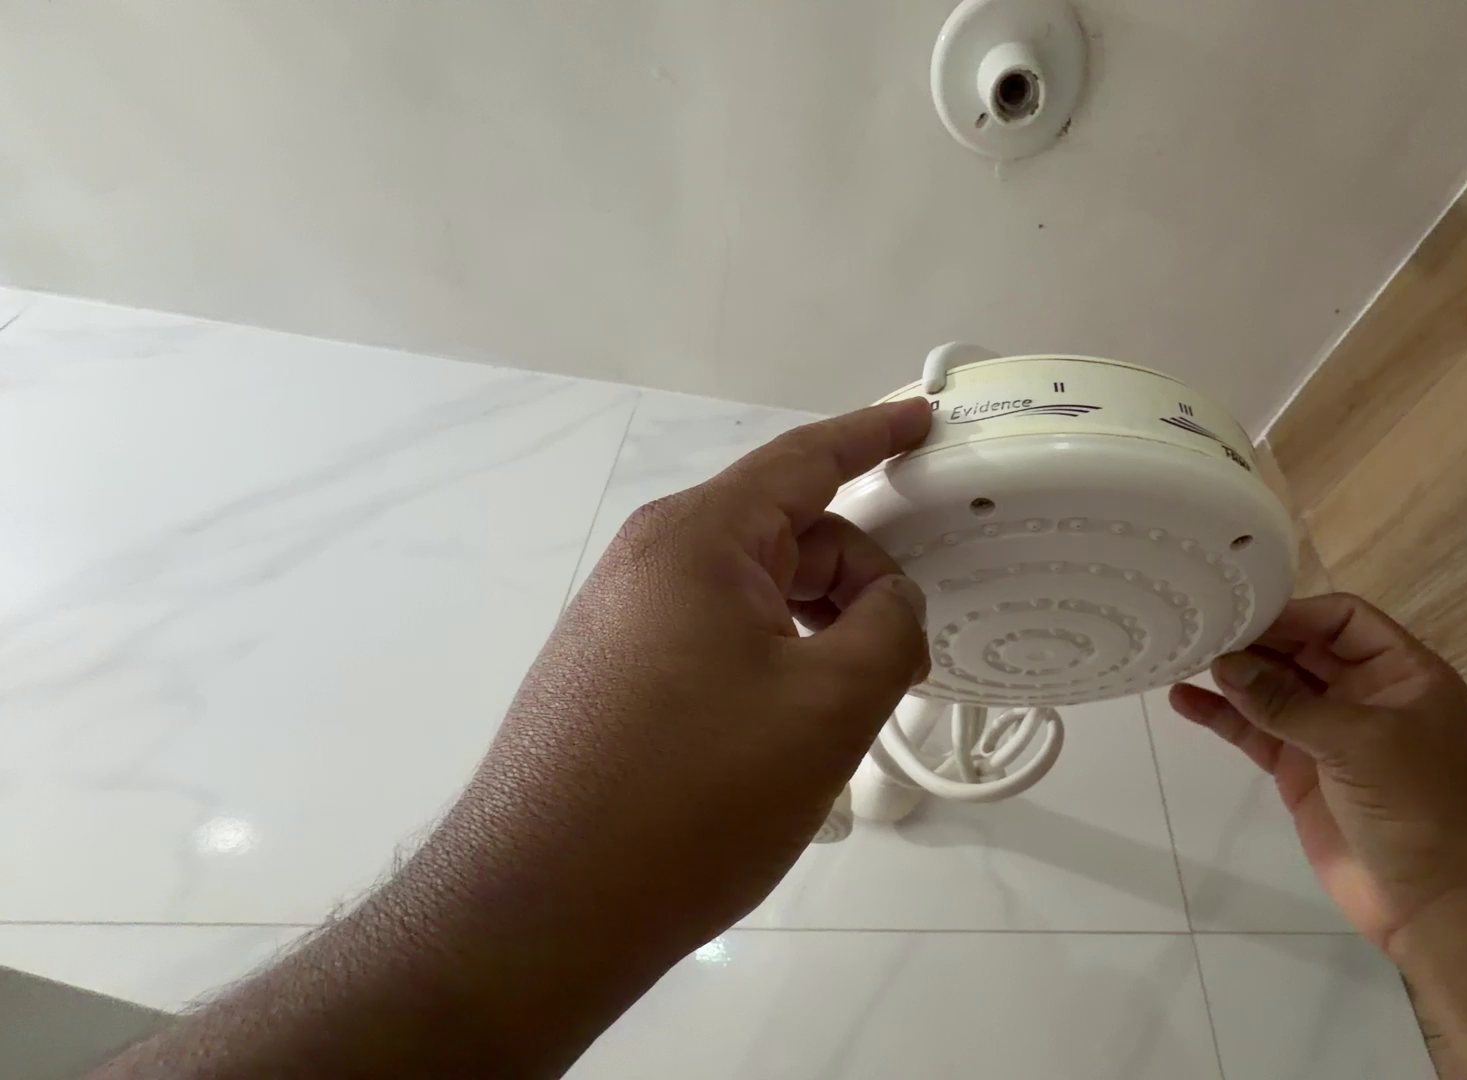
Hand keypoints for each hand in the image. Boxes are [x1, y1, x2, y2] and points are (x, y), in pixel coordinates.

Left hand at [439, 399, 933, 957]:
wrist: (533, 920)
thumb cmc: (691, 799)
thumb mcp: (830, 707)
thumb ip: (891, 628)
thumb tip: (891, 604)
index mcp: (700, 539)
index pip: (805, 460)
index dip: (874, 434)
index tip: (922, 418)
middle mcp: (656, 561)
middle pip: (793, 538)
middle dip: (859, 583)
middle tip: (901, 661)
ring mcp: (631, 618)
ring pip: (762, 594)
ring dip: (821, 631)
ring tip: (846, 708)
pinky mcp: (622, 671)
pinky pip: (728, 635)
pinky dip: (782, 659)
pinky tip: (793, 726)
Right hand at [1169, 593, 1466, 955]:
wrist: (1439, 909)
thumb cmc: (1421, 807)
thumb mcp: (1358, 742)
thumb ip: (1285, 702)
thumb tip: (1221, 663)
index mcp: (1402, 674)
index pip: (1343, 620)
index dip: (1295, 613)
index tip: (1242, 612)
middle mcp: (1364, 695)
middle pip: (1302, 650)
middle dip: (1255, 641)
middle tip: (1202, 630)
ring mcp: (1329, 734)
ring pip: (1272, 690)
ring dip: (1233, 676)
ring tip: (1184, 659)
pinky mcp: (1299, 770)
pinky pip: (1255, 731)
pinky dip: (1223, 716)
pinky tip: (1184, 701)